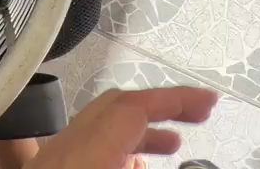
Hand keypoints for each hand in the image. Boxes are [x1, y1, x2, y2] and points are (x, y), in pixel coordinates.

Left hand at [26, 87, 218, 168]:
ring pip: (100, 126)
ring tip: (175, 145)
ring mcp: (54, 157)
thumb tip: (194, 162)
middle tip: (198, 116)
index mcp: (85, 151)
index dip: (173, 98)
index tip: (209, 99)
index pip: (131, 106)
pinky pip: (87, 146)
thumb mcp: (117, 164)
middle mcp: (66, 146)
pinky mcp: (51, 166)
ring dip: (140, 130)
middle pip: (114, 106)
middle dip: (158, 106)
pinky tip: (136, 164)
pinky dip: (118, 147)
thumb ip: (145, 155)